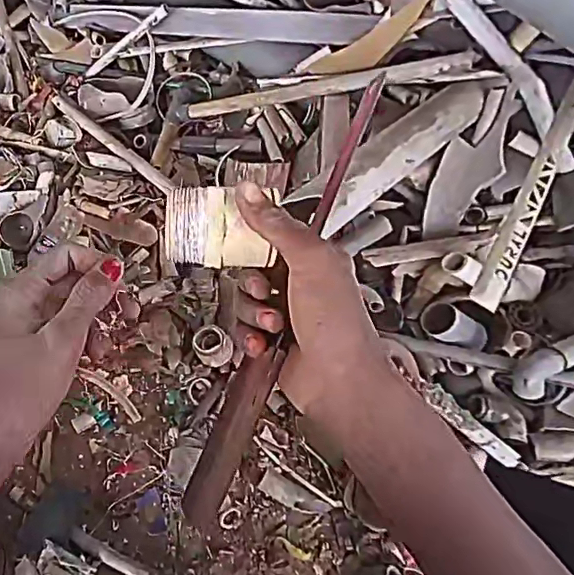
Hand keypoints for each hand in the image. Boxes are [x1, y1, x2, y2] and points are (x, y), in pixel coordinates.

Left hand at [0, 243, 121, 464]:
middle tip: (129, 314)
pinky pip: (67, 329)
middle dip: (102, 296)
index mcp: (22, 289)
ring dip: (97, 321)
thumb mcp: (62, 341)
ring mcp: (28, 322)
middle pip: (72, 279)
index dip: (98, 264)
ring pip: (73, 306)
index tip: (124, 285)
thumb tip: (112, 267)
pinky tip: (95, 358)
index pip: (66, 255)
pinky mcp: (35, 344)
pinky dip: (85, 339)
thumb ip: (87, 301)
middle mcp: (23, 299)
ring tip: (107, 348)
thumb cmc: (24, 389)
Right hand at [232, 181, 396, 414]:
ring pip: (244, 302)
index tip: (235, 238)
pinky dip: (250, 338)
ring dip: (253, 314)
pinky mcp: (272, 340)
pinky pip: (243, 330)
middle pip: (250, 271)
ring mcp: (286, 314)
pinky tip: (265, 343)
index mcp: (313, 258)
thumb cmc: (338, 324)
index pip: (272, 235)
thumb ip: (276, 226)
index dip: (252, 239)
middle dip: (253, 285)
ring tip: (274, 324)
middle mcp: (299, 284)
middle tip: (266, 291)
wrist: (338, 381)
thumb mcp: (308, 261)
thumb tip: (251, 193)